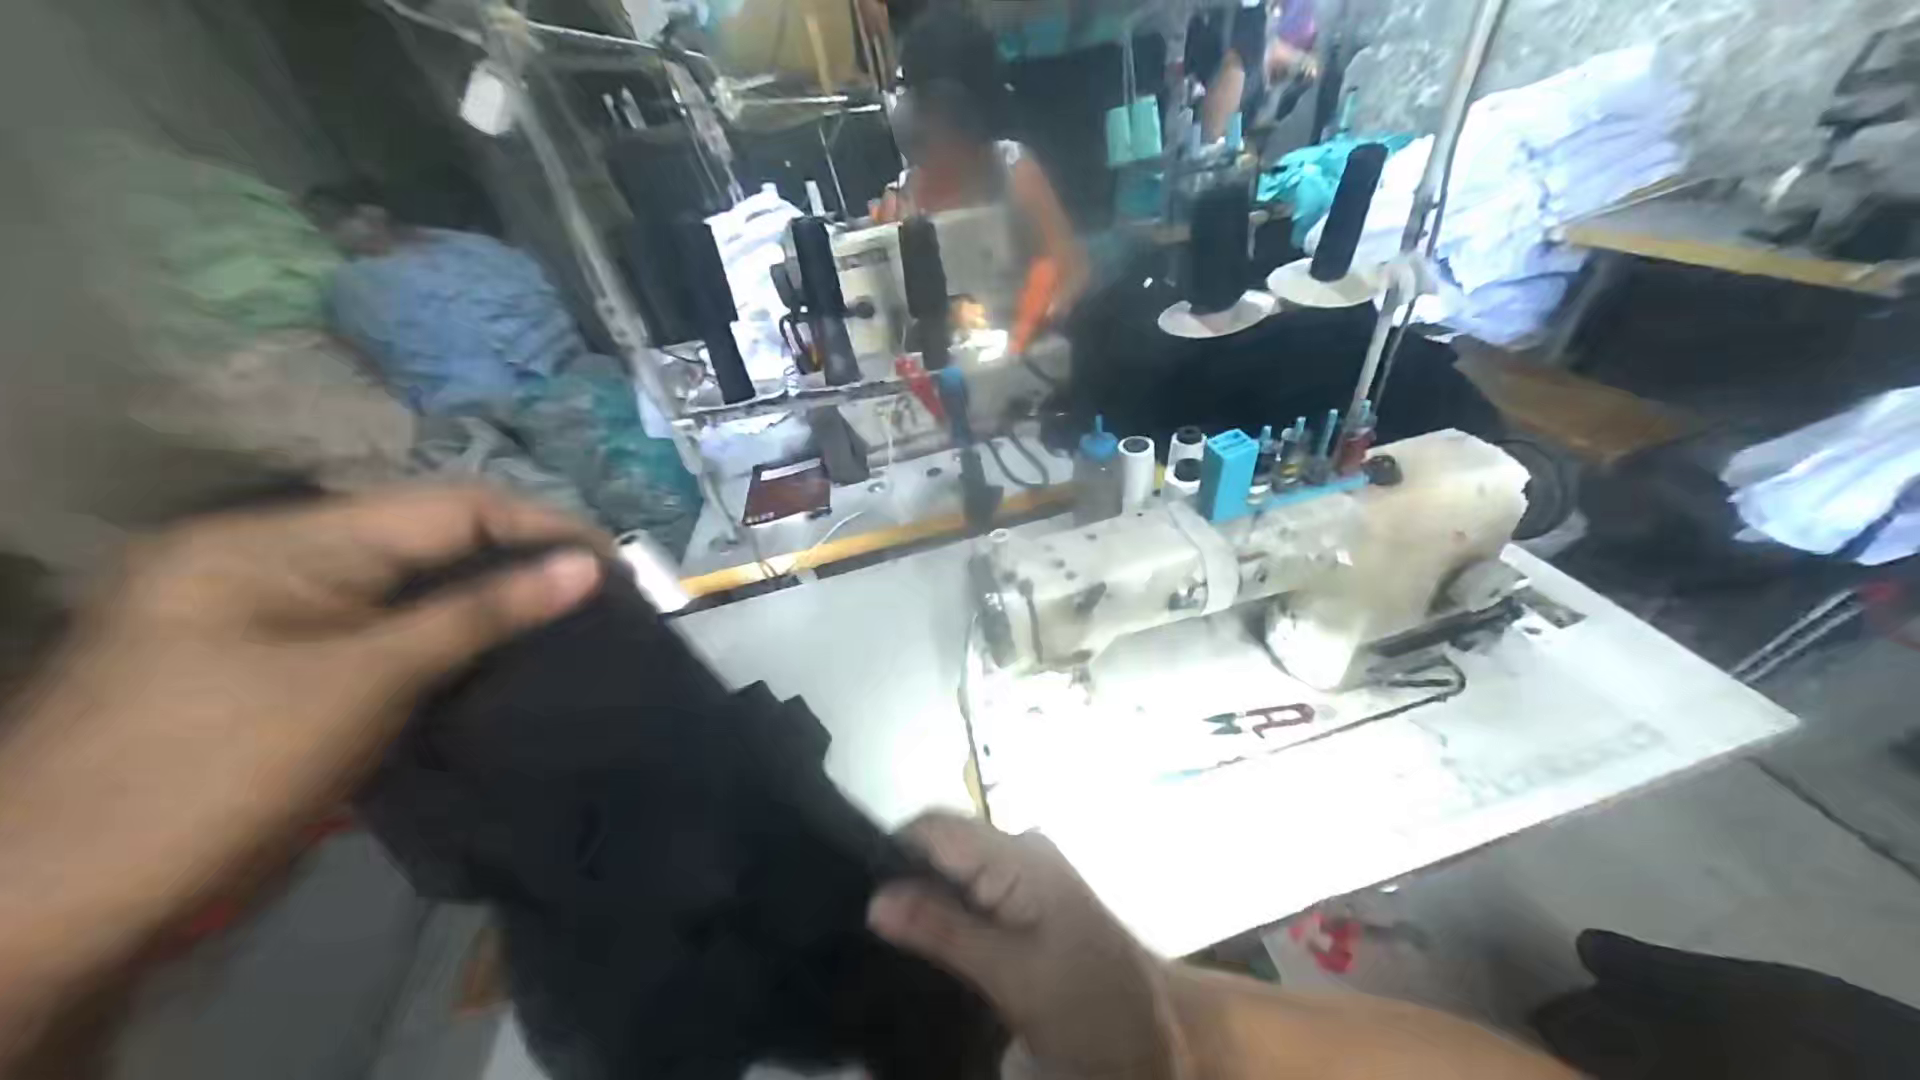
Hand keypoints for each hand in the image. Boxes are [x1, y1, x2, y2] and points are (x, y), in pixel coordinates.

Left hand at [0, 486, 607, 1045]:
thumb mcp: (366, 682)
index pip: (445, 507)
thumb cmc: (216, 774)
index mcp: (276, 542)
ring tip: (570, 610)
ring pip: (417, 583)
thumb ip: (483, 613)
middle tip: (600, 589)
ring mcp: (276, 610)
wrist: (57, 913)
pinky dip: (455, 630)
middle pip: (431, 538)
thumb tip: (588, 568)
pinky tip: (503, 643)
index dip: (539, 526)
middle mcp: (275, 558)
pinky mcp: (286, 658)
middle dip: (520, 557)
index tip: (613, 561)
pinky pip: (393, 624)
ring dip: (493, 594)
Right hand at [869, 815, 1185, 1079]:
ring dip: (926, 892)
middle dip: (907, 874)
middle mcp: (1021, 846)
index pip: (938, 826)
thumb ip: (942, 931)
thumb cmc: (1086, 1002)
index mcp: (1018, 854)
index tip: (858, 890)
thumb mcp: (1009, 975)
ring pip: (957, 863)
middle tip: (871, 922)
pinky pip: (974, 882)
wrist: (1154, 1031)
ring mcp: (1027, 867)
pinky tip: (931, 935)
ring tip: (892, 931)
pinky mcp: (1028, 890)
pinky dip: (949, 904)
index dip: (894, 849)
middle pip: (945, 841)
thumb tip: (875, 897)